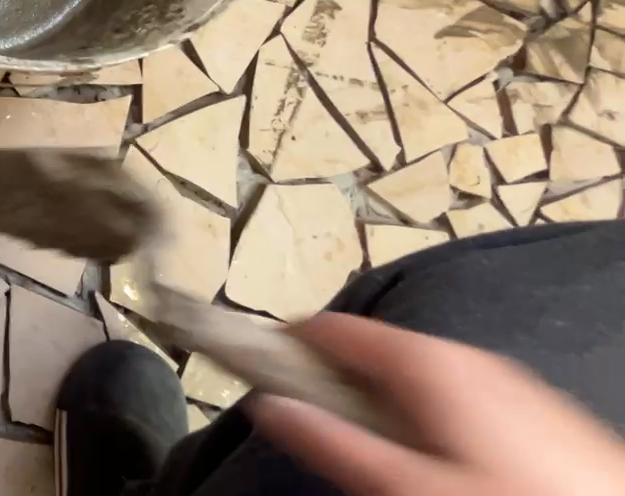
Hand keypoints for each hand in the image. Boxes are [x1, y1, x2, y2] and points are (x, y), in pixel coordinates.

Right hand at [249, 313, 624, 495]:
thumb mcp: (408, 488)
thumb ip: (328, 440)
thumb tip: (262, 401)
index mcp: (423, 358)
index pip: (321, 326)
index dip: (283, 348)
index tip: (266, 380)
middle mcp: (462, 354)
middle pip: (369, 352)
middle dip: (342, 385)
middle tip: (339, 434)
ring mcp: (510, 381)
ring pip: (415, 376)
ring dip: (388, 404)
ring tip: (396, 457)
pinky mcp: (544, 412)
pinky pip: (461, 397)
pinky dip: (436, 417)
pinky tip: (456, 467)